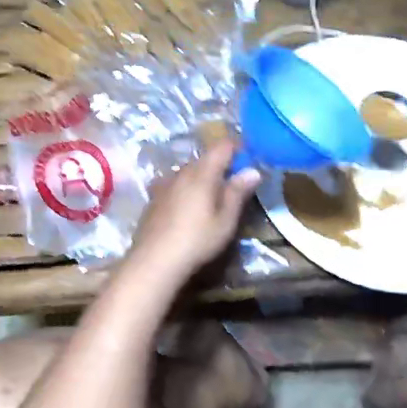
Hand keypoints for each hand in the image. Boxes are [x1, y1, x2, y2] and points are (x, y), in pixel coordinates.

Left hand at [123, 140, 262, 285]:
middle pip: (204, 158)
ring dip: (202, 177)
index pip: (222, 146)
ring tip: (211, 197)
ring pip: (188, 171)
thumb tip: (253, 170)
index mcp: (202, 173)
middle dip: (220, 164)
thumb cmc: (197, 240)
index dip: (237, 147)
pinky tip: (187, 207)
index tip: (249, 159)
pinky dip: (186, 188)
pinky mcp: (153, 198)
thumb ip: (237, 192)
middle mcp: (181, 172)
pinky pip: (174, 184)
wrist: (154, 260)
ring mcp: (164, 184)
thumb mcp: (225, 220)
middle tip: (234, 183)